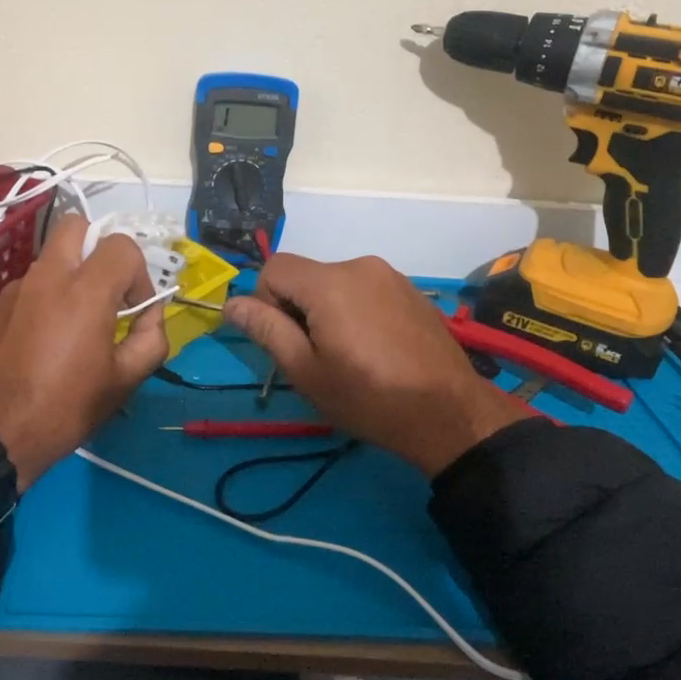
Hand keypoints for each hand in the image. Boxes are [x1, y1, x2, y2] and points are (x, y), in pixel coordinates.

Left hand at [0, 215, 168, 489]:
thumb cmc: (64, 408)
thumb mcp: (124, 382)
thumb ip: (150, 339)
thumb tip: (150, 317)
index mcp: (86, 290)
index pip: (121, 246)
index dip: (137, 274)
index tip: (133, 310)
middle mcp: (48, 276)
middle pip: (76, 225)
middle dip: (97, 248)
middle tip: (104, 291)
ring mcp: (16, 288)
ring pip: (51, 258)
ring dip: (69, 275)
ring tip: (73, 324)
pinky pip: (29, 285)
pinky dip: (44, 297)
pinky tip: (43, 339)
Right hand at [224, 254, 531, 476]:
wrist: (449, 413)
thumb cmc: (369, 398)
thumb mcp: (307, 372)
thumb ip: (266, 330)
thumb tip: (231, 304)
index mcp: (329, 282)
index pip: (274, 268)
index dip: (266, 303)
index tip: (286, 342)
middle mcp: (359, 265)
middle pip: (305, 276)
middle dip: (298, 309)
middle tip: (317, 358)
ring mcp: (390, 275)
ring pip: (335, 284)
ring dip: (327, 311)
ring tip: (350, 356)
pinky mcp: (410, 290)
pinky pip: (364, 290)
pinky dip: (356, 311)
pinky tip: (376, 349)